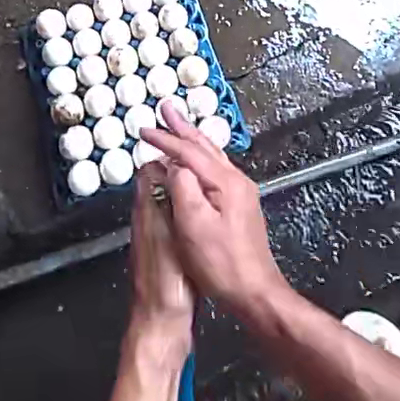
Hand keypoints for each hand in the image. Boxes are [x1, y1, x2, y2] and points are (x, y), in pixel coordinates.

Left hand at [128, 161, 194, 356]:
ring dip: (183, 195)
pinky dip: (186, 215)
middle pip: (157, 187)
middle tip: (204, 169)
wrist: (161, 326)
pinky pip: (174, 224)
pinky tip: (204, 220)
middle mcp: (145, 223)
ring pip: (167, 206)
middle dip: (177, 175)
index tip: (189, 154)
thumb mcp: (170, 237)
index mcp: (145, 214)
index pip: (148, 173)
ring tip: (208, 190)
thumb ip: (163, 203)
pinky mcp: (164, 256)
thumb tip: (162, 167)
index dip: (166, 160)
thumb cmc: (169, 282)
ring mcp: (154, 240)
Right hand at [140, 103, 290, 317]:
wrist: (255, 291)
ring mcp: (240, 192)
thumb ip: (183, 188)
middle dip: (182, 128)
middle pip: (204, 146)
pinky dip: (199, 157)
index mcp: (225, 182)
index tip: (145, 130)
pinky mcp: (239, 205)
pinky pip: (214, 169)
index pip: (189, 152)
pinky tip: (195, 161)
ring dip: (191, 140)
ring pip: (211, 156)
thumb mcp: (194, 225)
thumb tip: (174, 166)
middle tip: (166, 109)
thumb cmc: (223, 264)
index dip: (165, 140)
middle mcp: (236, 181)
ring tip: (178, 126)